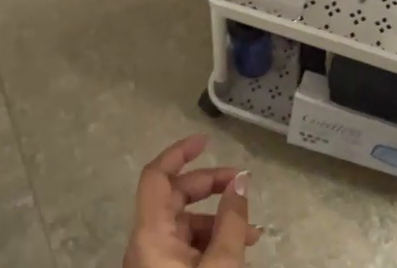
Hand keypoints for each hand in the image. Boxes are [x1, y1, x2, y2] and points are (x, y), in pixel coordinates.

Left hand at [123, 134, 258, 267]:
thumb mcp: (221, 263)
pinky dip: (210, 241)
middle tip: (242, 184)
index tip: (207, 141)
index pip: (155, 176)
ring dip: (218, 220)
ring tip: (251, 233)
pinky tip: (238, 250)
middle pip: (174, 197)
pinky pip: (184, 248)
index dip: (179, 152)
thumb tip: (240, 181)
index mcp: (149, 234)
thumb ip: (231, 221)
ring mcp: (152, 262)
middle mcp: (144, 244)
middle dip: (210, 186)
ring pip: (184, 225)